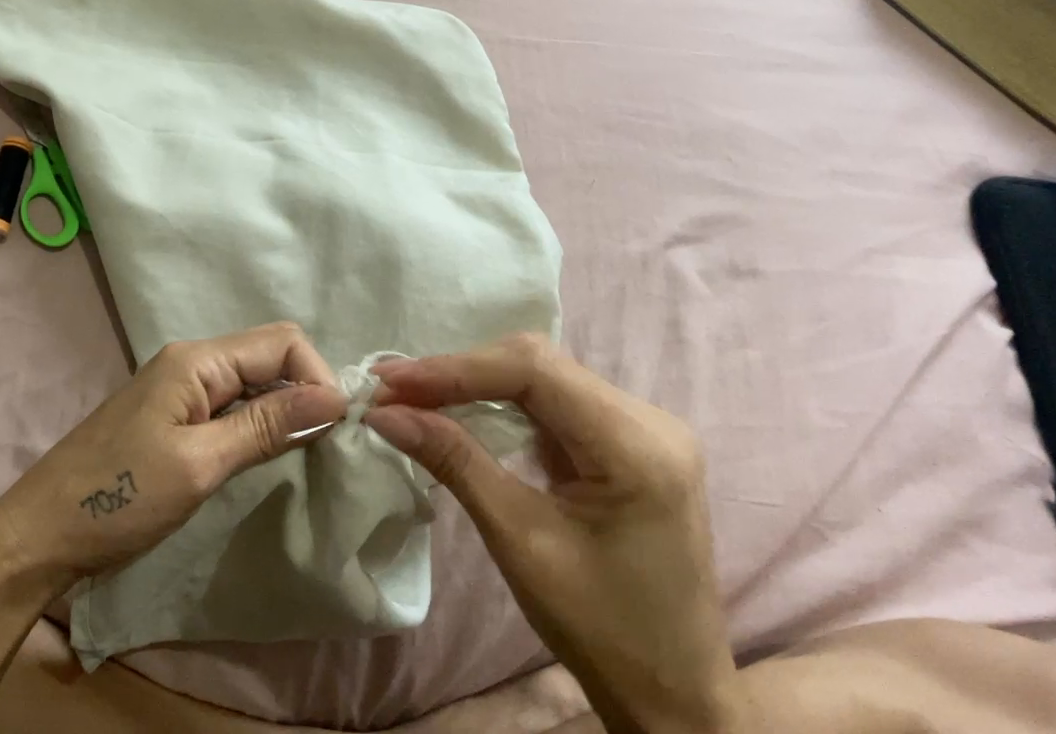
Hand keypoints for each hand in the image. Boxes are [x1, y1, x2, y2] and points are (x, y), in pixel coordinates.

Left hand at [0, 322, 349, 589]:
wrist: (45, 532)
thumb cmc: (119, 498)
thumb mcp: (198, 464)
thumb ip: (265, 426)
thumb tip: (336, 396)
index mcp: (195, 360)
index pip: (281, 343)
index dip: (319, 378)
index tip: (339, 432)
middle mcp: (191, 363)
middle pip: (270, 358)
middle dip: (307, 393)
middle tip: (330, 448)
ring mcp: (181, 391)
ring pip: (255, 384)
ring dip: (287, 412)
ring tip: (308, 456)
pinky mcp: (176, 419)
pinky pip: (234, 408)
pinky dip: (260, 426)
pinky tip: (270, 457)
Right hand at [364, 334, 741, 733]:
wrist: (671, 691)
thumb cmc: (599, 625)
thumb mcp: (518, 539)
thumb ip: (454, 461)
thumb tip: (383, 412)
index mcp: (638, 445)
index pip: (533, 370)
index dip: (453, 368)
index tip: (388, 381)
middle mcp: (650, 421)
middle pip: (538, 364)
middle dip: (458, 371)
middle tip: (392, 391)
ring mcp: (644, 430)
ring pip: (543, 376)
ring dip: (474, 382)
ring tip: (413, 397)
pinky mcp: (628, 445)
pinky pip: (554, 402)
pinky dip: (500, 402)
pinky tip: (460, 413)